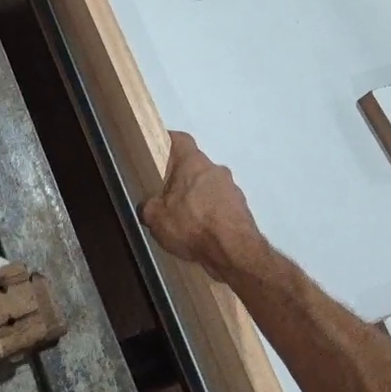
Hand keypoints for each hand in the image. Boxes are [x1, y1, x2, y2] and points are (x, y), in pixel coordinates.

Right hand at [140, 132, 266, 282]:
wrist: (234, 252)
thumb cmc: (191, 224)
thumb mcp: (155, 217)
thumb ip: (148, 206)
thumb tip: (148, 206)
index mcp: (194, 162)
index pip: (180, 139)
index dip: (167, 142)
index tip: (157, 152)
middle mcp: (216, 169)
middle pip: (195, 166)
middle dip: (181, 180)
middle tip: (167, 198)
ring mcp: (233, 189)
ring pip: (209, 187)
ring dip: (198, 200)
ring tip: (185, 223)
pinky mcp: (242, 211)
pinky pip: (221, 208)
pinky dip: (211, 217)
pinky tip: (201, 235)